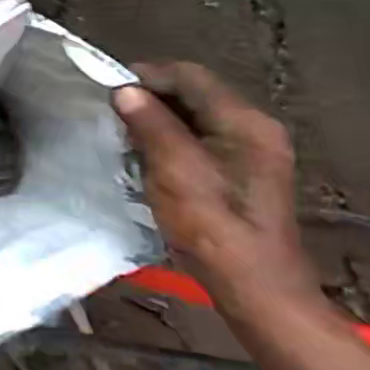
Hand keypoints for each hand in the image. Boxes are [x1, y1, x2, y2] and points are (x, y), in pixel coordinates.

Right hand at [112, 62, 320, 315]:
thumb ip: (151, 124)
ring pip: (199, 118)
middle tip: (115, 111)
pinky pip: (205, 141)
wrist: (258, 293)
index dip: (149, 76)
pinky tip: (151, 157)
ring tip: (126, 133)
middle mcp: (255, 128)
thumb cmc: (214, 230)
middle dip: (154, 99)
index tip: (111, 88)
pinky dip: (176, 141)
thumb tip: (125, 91)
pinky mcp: (246, 175)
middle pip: (197, 95)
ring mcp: (254, 152)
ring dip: (162, 121)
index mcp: (245, 120)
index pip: (191, 77)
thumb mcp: (175, 171)